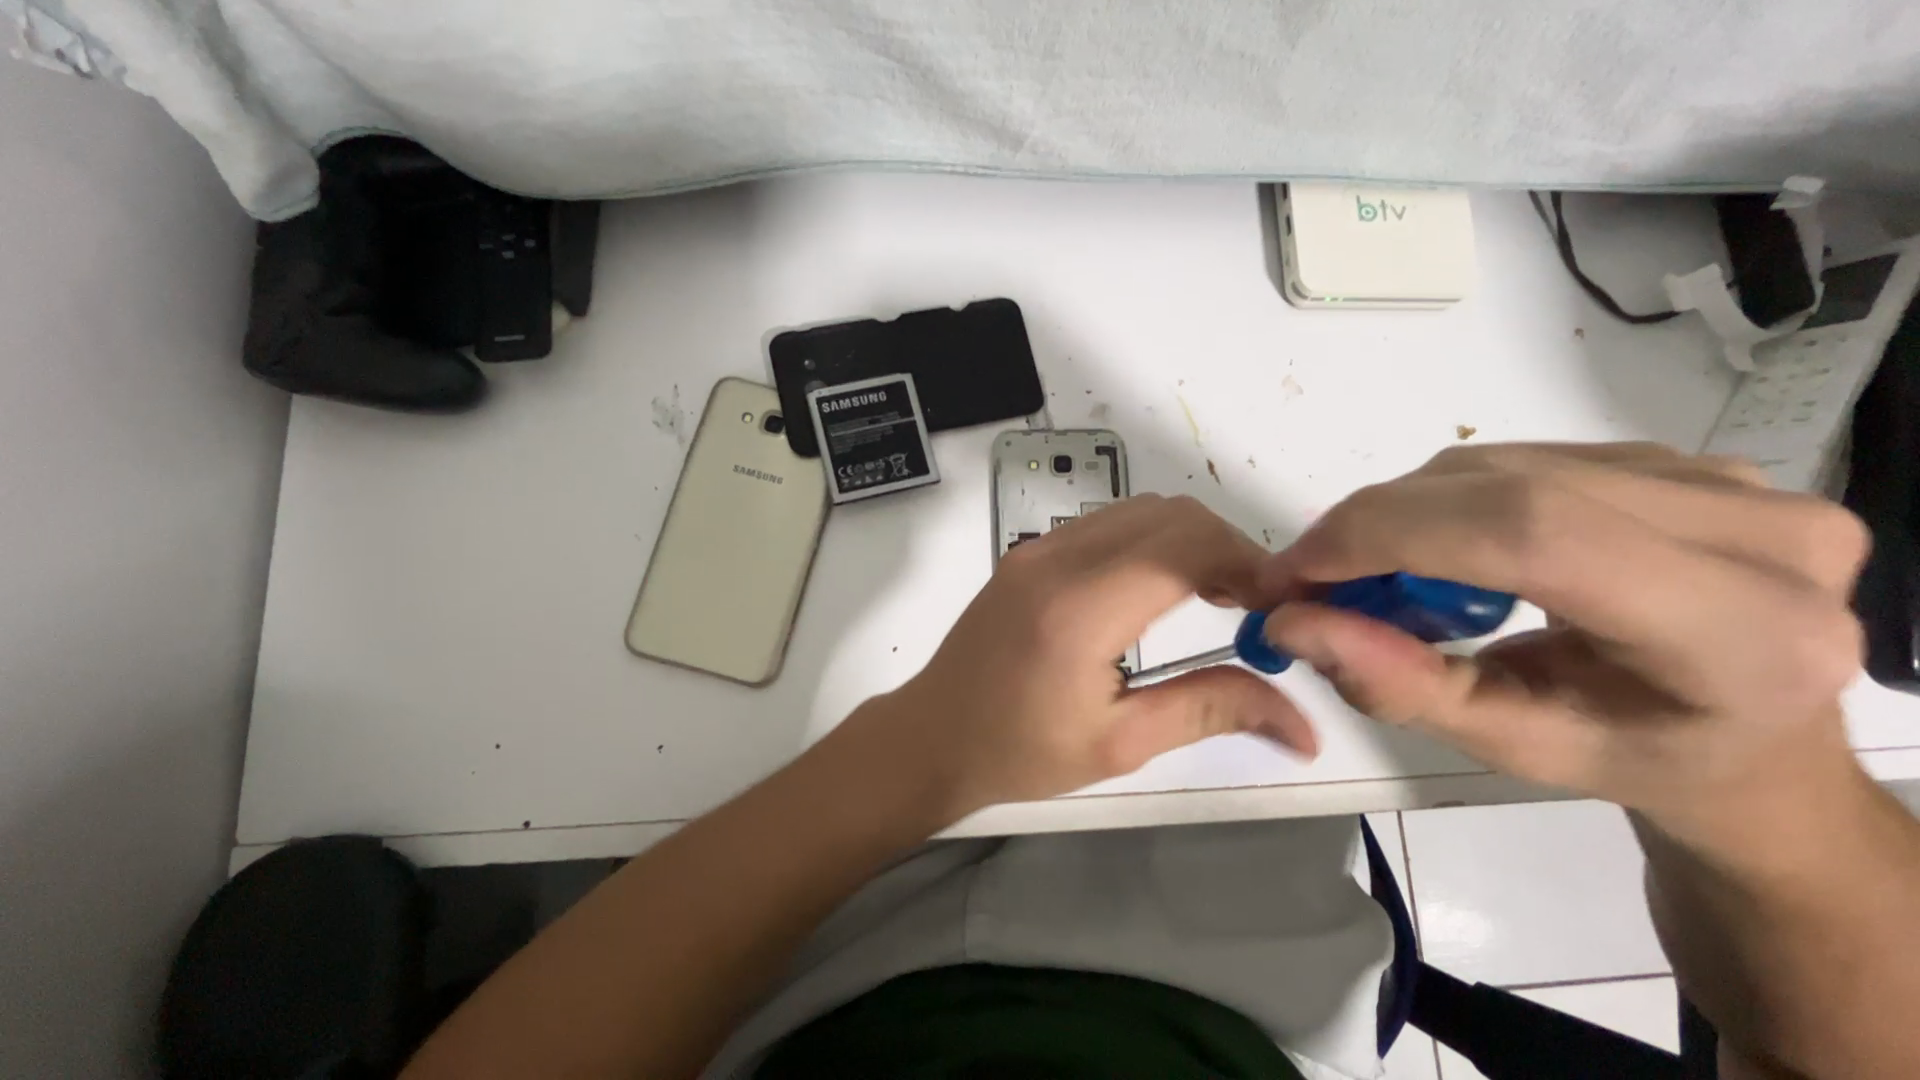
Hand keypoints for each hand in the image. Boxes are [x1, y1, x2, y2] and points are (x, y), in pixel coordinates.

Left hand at [861, 495, 1318, 815]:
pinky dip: (1154, 541)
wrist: (932, 736)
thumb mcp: (1120, 743)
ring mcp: (1039, 549)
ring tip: (1219, 598)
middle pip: (1172, 515)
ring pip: (1142, 510)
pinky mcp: (1029, 552)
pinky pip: (1109, 522)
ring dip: (1192, 540)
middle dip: (1229, 548)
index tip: (1280, 608)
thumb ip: (1210, 710)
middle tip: (1254, 608)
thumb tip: (1301, 722)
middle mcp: (1058, 559)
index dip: (1249, 564)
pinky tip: (1164, 588)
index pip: (1187, 545)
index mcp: (1081, 608)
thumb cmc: (1020, 752)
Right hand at [1255, 442, 1868, 833]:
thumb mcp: (1516, 748)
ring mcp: (1728, 479)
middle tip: (1307, 578)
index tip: (1294, 574)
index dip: (1392, 537)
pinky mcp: (1685, 458)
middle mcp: (1758, 533)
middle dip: (1376, 525)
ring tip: (1373, 576)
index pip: (1534, 536)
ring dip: (1405, 514)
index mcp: (1743, 631)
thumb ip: (1402, 687)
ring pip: (1503, 466)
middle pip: (1509, 490)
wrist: (1751, 734)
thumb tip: (1289, 622)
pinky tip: (1440, 550)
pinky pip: (1521, 460)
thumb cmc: (1640, 759)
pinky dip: (1445, 503)